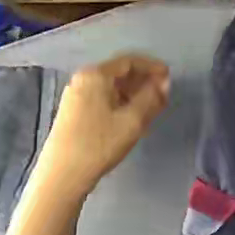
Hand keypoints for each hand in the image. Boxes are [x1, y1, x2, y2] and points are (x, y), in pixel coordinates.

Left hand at [33, 55, 170, 196]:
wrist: (63, 173)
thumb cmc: (100, 143)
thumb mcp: (134, 120)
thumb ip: (152, 97)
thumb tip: (164, 82)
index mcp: (95, 76)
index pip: (129, 61)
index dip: (152, 66)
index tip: (170, 77)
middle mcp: (83, 80)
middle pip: (120, 72)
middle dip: (144, 79)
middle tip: (165, 93)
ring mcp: (77, 95)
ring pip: (113, 86)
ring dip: (135, 92)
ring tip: (154, 106)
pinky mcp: (76, 110)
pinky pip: (105, 97)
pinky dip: (123, 101)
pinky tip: (134, 115)